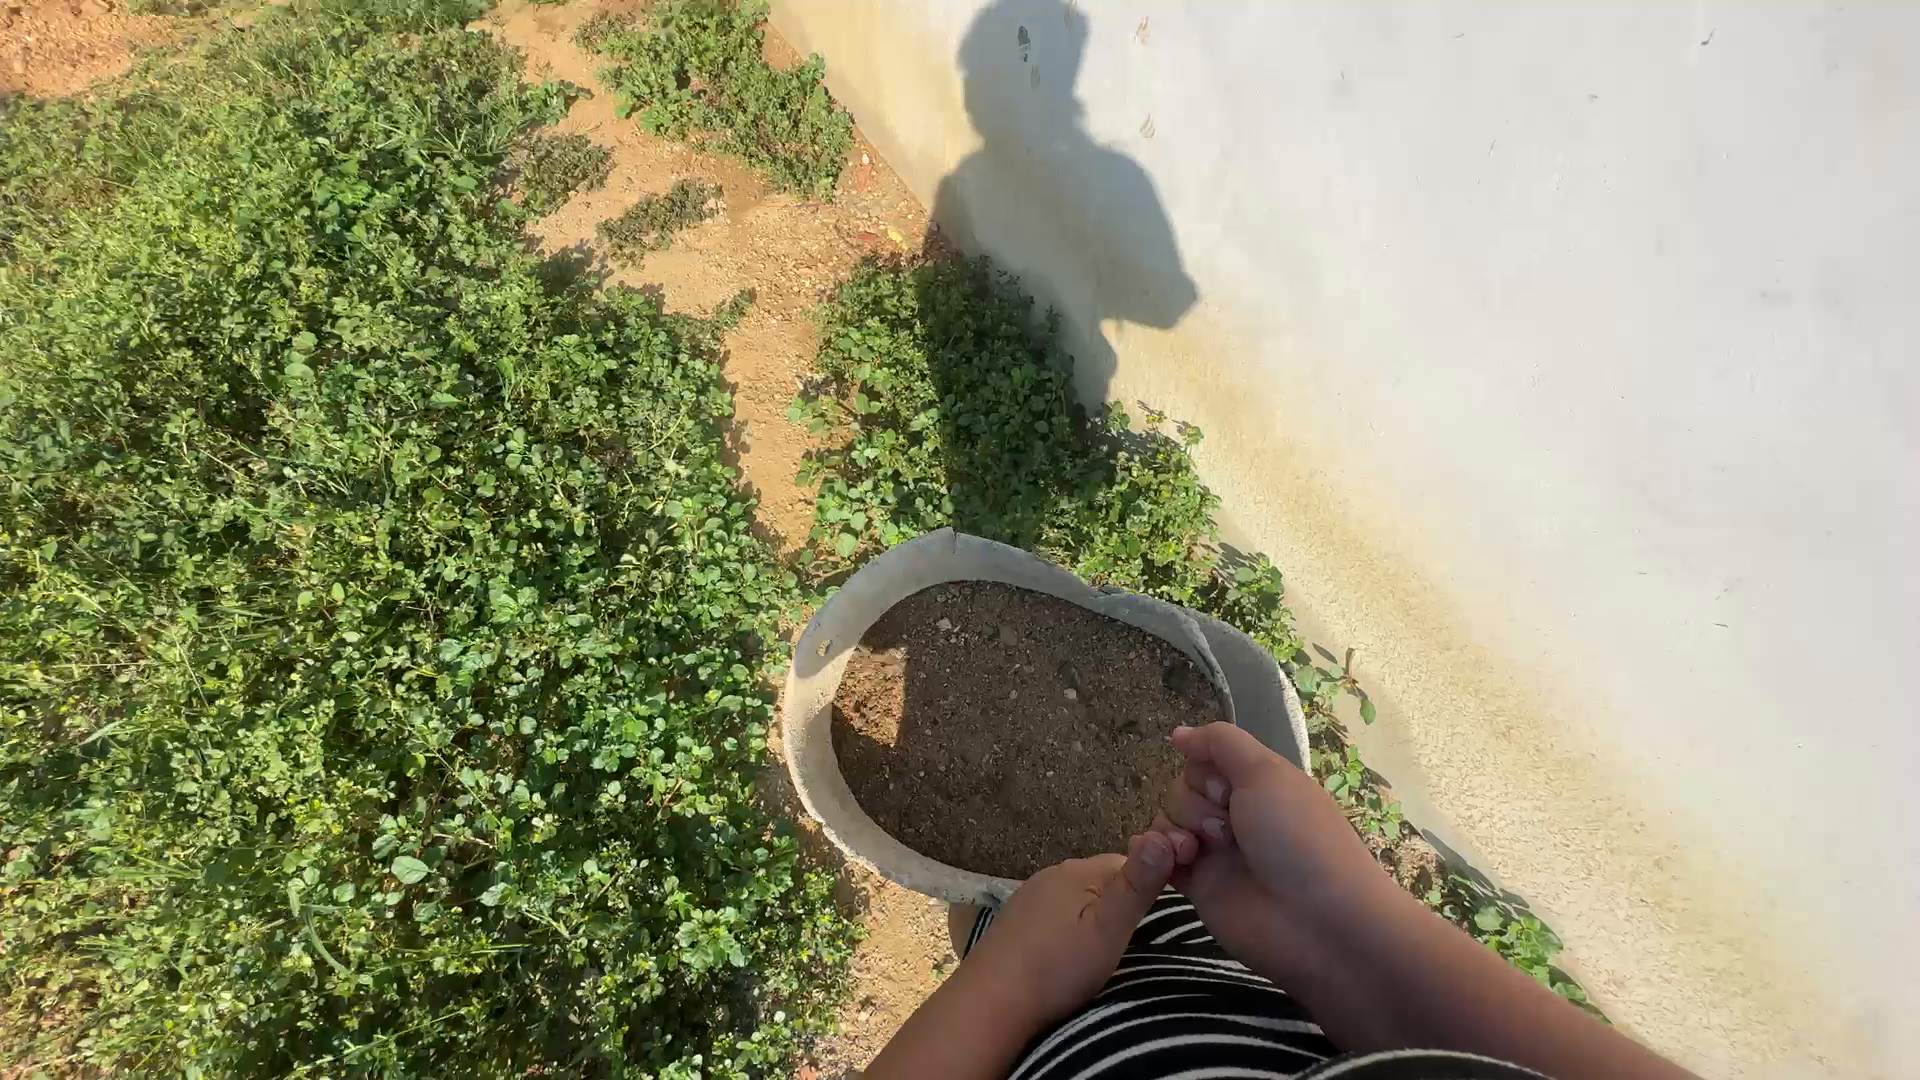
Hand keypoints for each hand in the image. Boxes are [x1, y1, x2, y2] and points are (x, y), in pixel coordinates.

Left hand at [960, 832, 1176, 1027]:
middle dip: (1119, 902)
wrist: (993, 999)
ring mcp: (1031, 894)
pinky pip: (1055, 911)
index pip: (1126, 863)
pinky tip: (1067, 952)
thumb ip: (1136, 886)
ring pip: (1077, 895)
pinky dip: (1068, 926)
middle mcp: (1054, 872)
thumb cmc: (1058, 966)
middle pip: (1101, 879)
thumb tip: (1164, 836)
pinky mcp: (1017, 916)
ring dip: (1092, 915)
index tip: (1157, 922)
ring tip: (1102, 950)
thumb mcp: (1109, 929)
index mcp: (1078, 870)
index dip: (1145, 887)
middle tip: (1131, 942)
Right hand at [1152, 722, 1400, 988]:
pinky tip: (1171, 858)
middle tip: (1227, 829)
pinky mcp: (1197, 885)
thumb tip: (1178, 734)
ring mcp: (1214, 850)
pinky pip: (1159, 856)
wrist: (1317, 924)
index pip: (1203, 759)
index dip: (1207, 771)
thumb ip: (1220, 742)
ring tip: (1201, 851)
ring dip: (1178, 828)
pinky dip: (1155, 852)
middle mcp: (1233, 813)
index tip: (1228, 789)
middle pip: (1181, 787)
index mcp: (1255, 785)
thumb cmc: (1297, 839)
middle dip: (1195, 803)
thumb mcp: (1266, 773)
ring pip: (1167, 819)